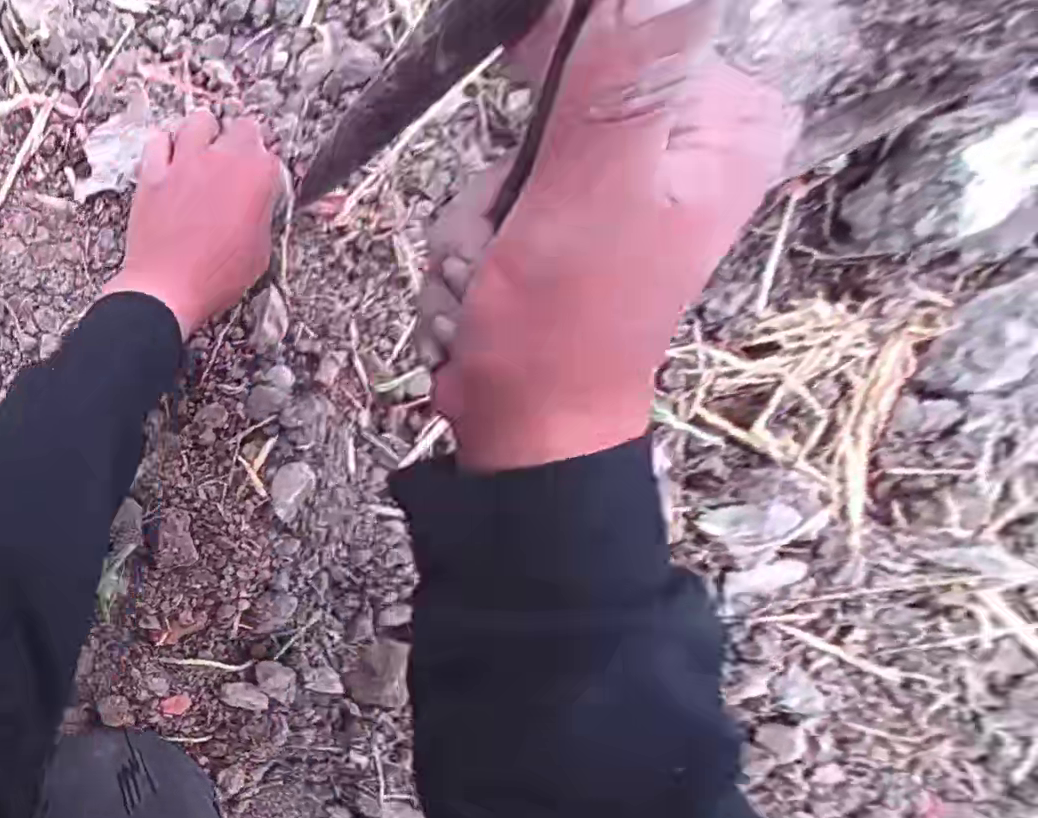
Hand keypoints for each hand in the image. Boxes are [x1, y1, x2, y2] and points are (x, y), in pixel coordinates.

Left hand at [103, 110, 285, 336]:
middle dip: (238, 145)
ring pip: (198, 122)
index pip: (269, 154)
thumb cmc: (212, 281)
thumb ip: (261, 219)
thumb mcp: (257, 257)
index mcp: (257, 176)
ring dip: (203, 136)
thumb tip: (257, 210)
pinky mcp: (154, 175)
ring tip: (199, 157)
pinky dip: (164, 148)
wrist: (166, 292)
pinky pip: (158, 141)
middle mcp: (223, 159)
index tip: (254, 185)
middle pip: (239, 127)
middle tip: (230, 170)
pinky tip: (168, 163)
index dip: (261, 171)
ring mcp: (186, 163)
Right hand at [422, 0, 796, 470]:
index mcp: (712, 123)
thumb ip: (616, 84)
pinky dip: (459, 267)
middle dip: (490, 199)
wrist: (521, 423)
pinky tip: (471, 304)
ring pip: (491, 181)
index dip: (548, 74)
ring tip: (478, 292)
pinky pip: (475, 224)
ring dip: (464, 242)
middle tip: (495, 253)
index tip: (508, 124)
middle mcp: (660, 154)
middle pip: (540, 121)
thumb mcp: (585, 200)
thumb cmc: (559, 328)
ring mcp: (594, 203)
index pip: (625, 38)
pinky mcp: (543, 241)